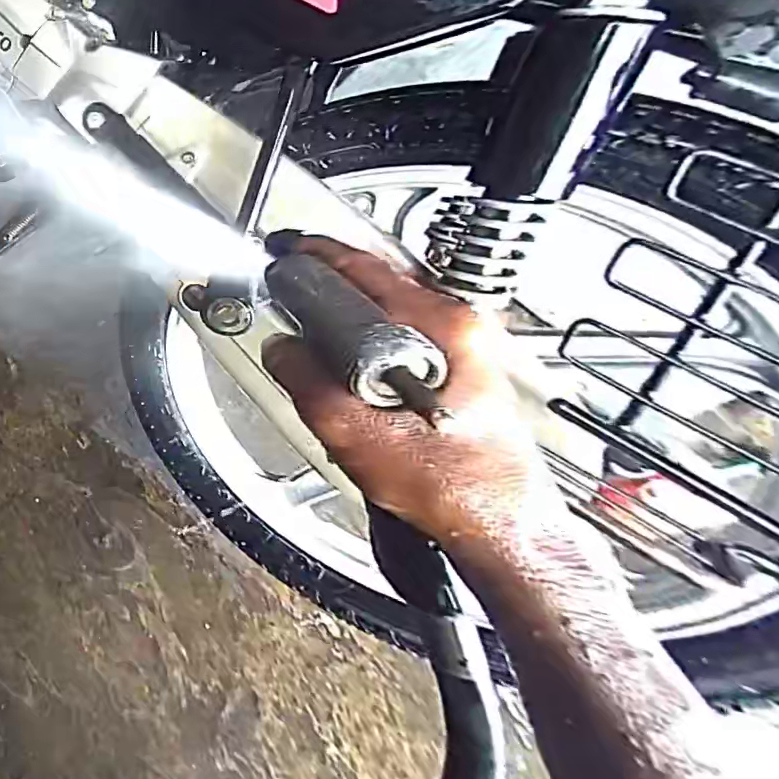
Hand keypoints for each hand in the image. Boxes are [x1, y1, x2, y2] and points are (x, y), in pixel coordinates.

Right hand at [261, 234, 561, 556]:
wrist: (499, 526)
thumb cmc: (450, 484)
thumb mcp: (350, 429)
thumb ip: (302, 376)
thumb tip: (279, 346)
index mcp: (441, 327)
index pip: (361, 266)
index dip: (311, 255)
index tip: (280, 252)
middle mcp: (460, 327)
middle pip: (374, 277)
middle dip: (323, 274)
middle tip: (284, 276)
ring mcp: (464, 345)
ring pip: (384, 303)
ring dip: (341, 301)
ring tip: (304, 309)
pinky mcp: (459, 366)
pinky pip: (395, 327)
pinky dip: (361, 325)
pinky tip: (338, 345)